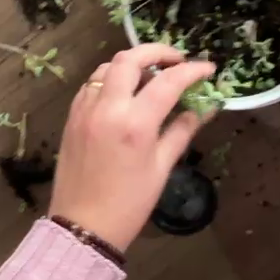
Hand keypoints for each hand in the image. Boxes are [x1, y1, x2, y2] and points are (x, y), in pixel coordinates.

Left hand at [49, 44, 214, 251]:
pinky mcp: (72, 117)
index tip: (208, 68)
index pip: (168, 81)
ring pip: (107, 67)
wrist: (83, 228)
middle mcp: (107, 108)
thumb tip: (204, 108)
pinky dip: (111, 79)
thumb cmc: (129, 204)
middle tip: (177, 60)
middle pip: (130, 59)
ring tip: (151, 75)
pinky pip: (92, 85)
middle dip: (157, 51)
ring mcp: (84, 110)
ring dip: (131, 64)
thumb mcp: (162, 167)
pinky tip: (124, 93)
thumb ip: (181, 131)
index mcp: (134, 124)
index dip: (192, 70)